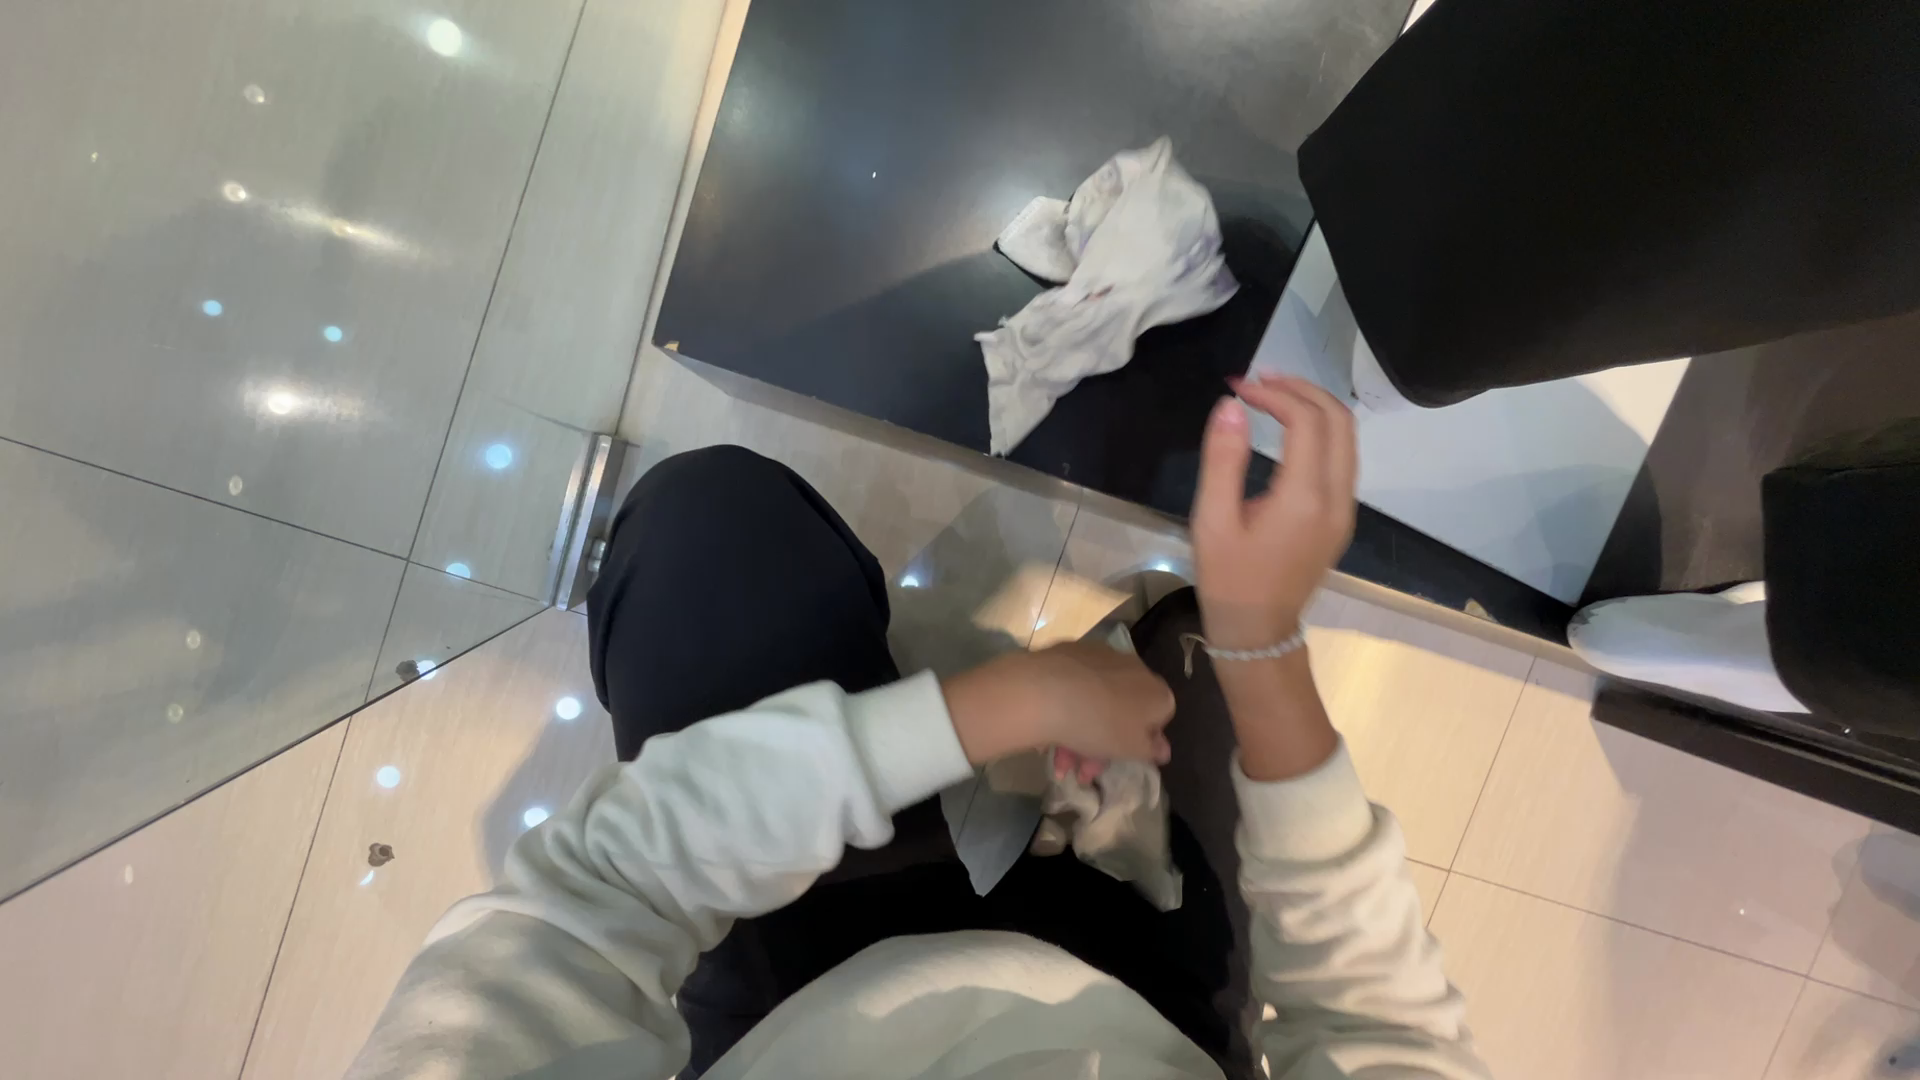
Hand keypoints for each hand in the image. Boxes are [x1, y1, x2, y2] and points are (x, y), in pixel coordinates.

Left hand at [942, 642, 1175, 767]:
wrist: (1048, 690)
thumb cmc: (1101, 725)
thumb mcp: (1133, 749)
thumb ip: (1152, 750)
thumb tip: (1162, 746)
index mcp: (1156, 691)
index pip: (1158, 718)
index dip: (1139, 741)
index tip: (1119, 757)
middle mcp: (1134, 667)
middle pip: (1123, 711)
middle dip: (1103, 746)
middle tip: (1082, 771)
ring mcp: (1101, 656)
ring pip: (1096, 701)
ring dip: (1080, 736)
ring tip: (1059, 764)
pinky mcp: (1070, 651)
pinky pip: (1075, 687)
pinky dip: (1067, 709)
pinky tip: (1049, 734)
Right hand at [1192, 375, 1357, 648]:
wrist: (1258, 629)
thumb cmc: (1228, 577)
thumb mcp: (1212, 520)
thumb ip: (1224, 460)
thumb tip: (1231, 406)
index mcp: (1304, 498)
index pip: (1305, 422)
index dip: (1274, 394)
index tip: (1238, 387)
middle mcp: (1337, 497)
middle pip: (1338, 420)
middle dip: (1301, 390)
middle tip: (1260, 379)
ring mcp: (1345, 508)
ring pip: (1347, 437)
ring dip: (1314, 407)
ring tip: (1273, 394)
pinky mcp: (1341, 516)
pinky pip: (1342, 458)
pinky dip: (1320, 431)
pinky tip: (1288, 429)